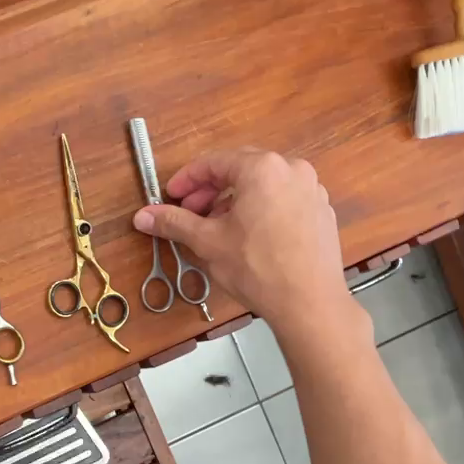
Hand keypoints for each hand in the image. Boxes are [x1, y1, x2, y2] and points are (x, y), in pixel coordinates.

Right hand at [133, 147, 355, 341]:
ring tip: (216, 227)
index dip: (186, 180)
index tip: (170, 197)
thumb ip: (174, 223)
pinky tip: (247, 236)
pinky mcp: (321, 211)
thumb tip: (143, 215)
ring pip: (262, 185)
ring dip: (233, 200)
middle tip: (189, 213)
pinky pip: (282, 199)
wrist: (308, 301)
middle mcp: (291, 169)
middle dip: (209, 190)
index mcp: (262, 169)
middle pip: (240, 169)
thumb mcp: (207, 242)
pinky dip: (259, 209)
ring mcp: (311, 189)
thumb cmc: (256, 268)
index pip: (214, 162)